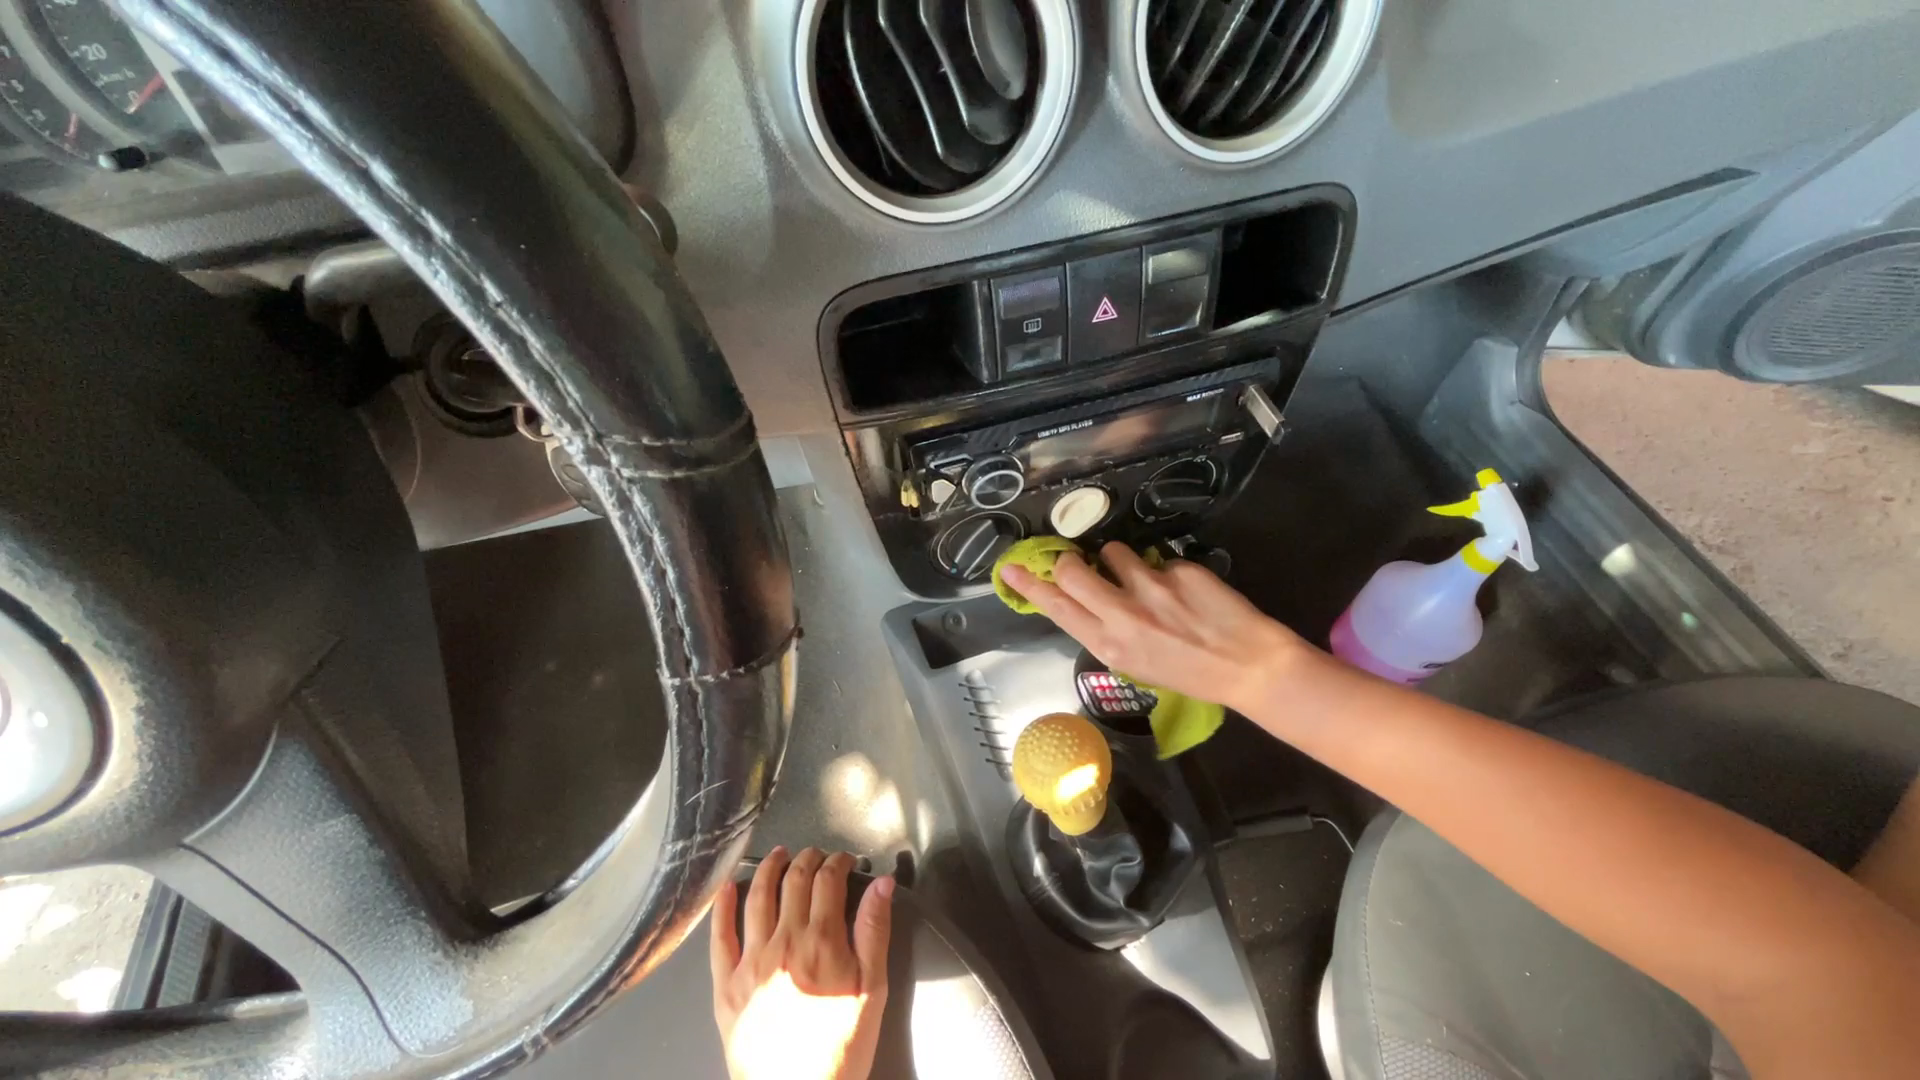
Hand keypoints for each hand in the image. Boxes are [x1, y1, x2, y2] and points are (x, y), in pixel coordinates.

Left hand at [710, 847, 892, 1079]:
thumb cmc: (842, 1048)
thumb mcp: (872, 991)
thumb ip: (875, 932)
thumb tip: (883, 883)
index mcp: (822, 941)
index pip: (828, 881)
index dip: (839, 862)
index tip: (846, 861)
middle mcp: (783, 941)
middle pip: (794, 881)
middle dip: (808, 859)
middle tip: (817, 854)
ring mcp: (750, 962)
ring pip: (757, 898)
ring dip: (770, 869)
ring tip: (780, 855)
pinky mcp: (725, 986)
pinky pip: (719, 937)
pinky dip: (723, 906)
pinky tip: (728, 886)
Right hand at [1000, 542, 1312, 714]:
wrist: (1248, 665)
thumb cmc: (1187, 672)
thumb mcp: (1134, 662)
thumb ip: (1105, 629)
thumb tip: (1081, 596)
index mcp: (1109, 644)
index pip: (1056, 606)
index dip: (1029, 585)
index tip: (1008, 569)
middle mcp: (1123, 614)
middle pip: (1072, 569)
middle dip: (1072, 561)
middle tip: (1084, 565)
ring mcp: (1152, 588)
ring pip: (1114, 552)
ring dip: (1122, 561)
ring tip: (1147, 582)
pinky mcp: (1180, 570)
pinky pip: (1158, 558)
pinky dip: (1165, 570)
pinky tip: (1185, 591)